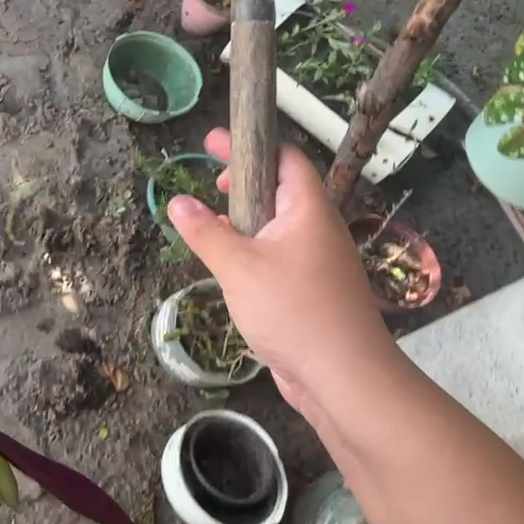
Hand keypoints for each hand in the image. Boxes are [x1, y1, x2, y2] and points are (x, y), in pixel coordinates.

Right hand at [165, 129, 396, 418]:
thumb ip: (205, 232)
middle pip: (279, 189)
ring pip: (276, 226)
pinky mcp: (312, 290)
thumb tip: (177, 202)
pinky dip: (252, 250)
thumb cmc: (294, 311)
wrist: (346, 380)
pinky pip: (278, 255)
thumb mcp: (237, 267)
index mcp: (308, 210)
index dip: (251, 145)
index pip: (286, 158)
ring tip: (211, 227)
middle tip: (210, 186)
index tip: (213, 143)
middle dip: (242, 183)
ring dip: (244, 221)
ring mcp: (317, 261)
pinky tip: (229, 268)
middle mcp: (317, 229)